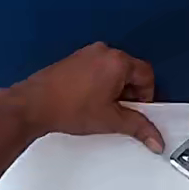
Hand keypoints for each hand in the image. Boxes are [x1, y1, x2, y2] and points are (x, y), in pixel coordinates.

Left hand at [0, 43, 163, 153]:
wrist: (34, 105)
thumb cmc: (67, 107)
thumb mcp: (110, 120)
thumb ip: (138, 127)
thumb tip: (154, 137)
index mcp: (117, 61)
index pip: (147, 74)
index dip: (146, 96)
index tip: (139, 110)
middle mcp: (104, 52)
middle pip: (131, 71)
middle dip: (130, 93)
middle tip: (120, 112)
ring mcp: (88, 54)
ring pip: (114, 70)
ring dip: (114, 89)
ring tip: (101, 108)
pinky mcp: (76, 60)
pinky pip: (98, 69)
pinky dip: (100, 84)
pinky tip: (89, 102)